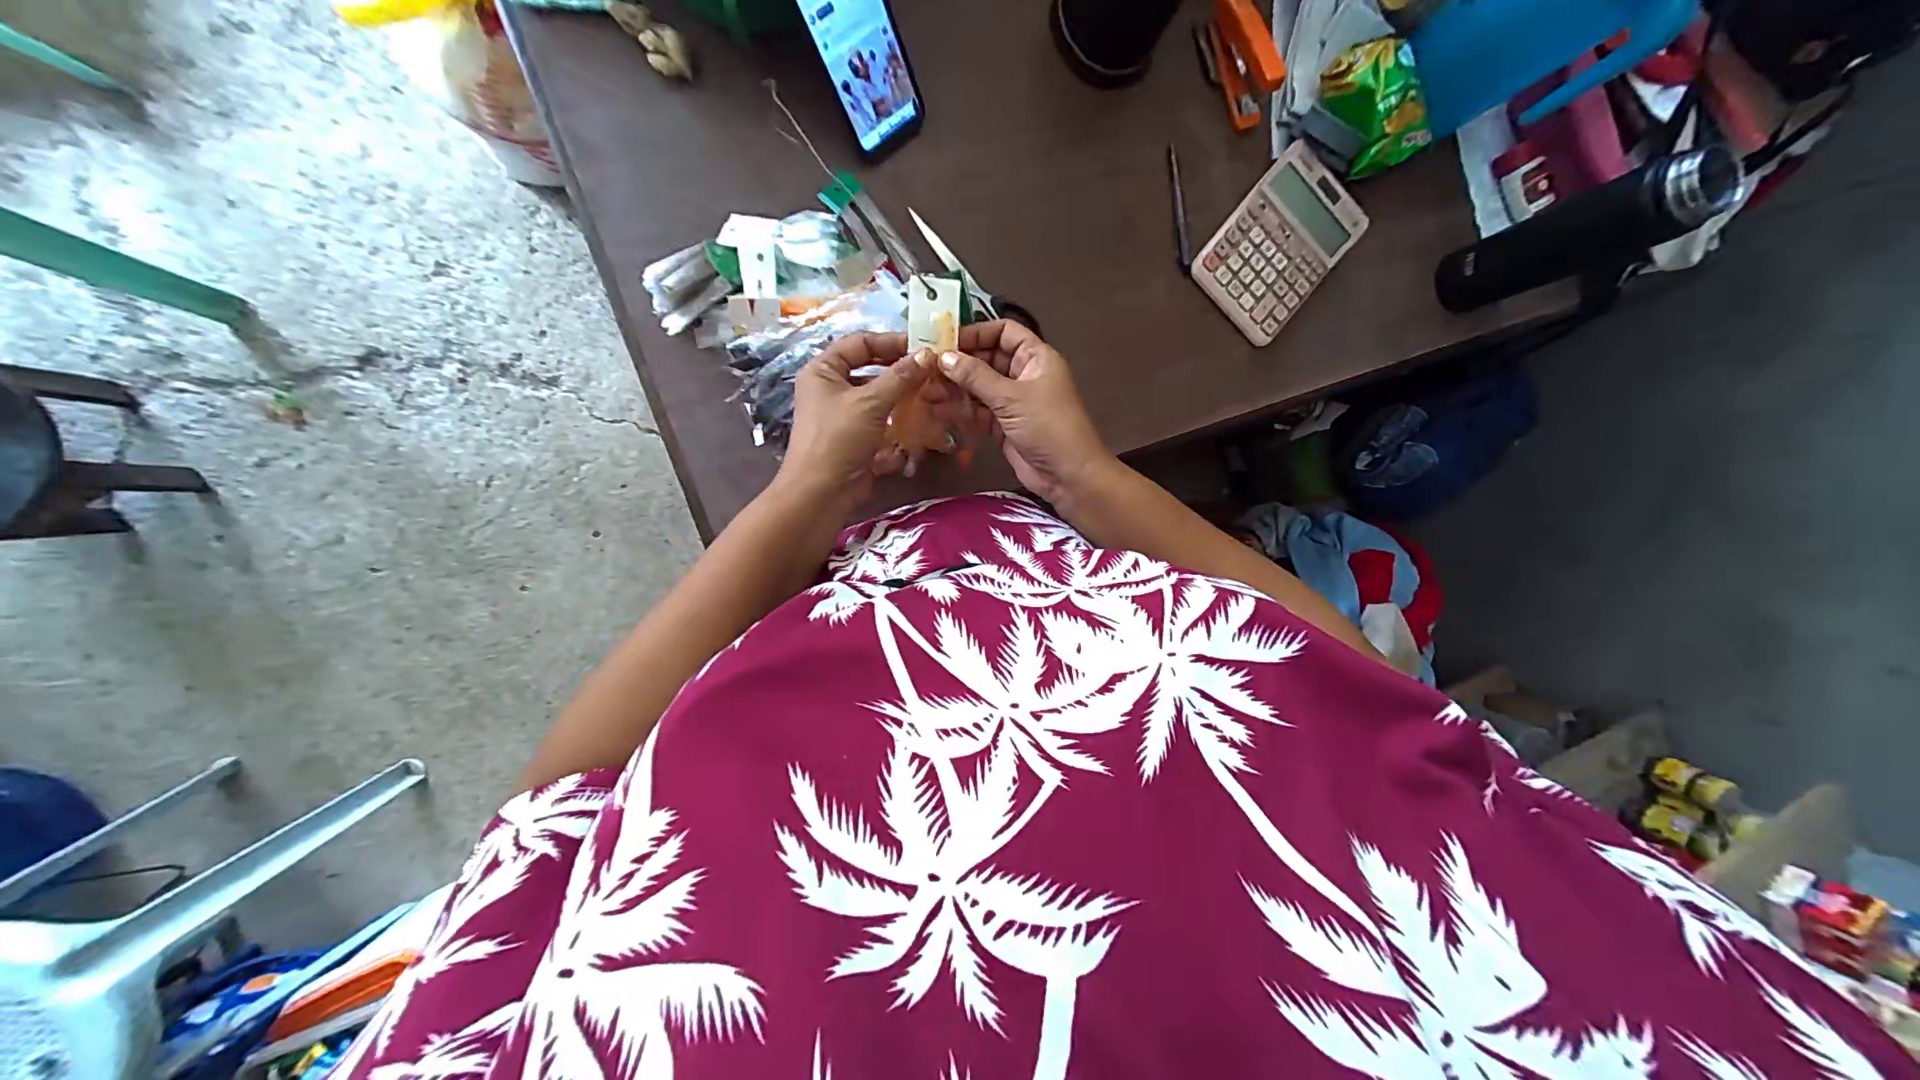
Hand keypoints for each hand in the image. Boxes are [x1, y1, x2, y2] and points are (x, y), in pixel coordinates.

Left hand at [776, 332, 934, 509]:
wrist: (821, 493)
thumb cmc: (838, 439)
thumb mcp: (870, 402)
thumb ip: (901, 377)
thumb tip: (928, 354)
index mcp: (824, 370)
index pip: (860, 343)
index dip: (890, 342)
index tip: (922, 346)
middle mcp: (832, 388)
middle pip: (872, 371)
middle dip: (902, 373)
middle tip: (933, 372)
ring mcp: (845, 415)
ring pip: (881, 398)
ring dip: (905, 399)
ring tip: (932, 396)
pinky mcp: (857, 439)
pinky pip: (882, 423)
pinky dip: (899, 424)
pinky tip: (920, 425)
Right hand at [934, 320, 1115, 504]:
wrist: (1067, 474)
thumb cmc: (1047, 426)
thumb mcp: (1010, 397)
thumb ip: (975, 376)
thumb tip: (944, 357)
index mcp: (1035, 357)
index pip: (1004, 332)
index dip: (977, 332)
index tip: (947, 340)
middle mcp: (1024, 374)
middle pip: (988, 359)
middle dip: (960, 363)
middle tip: (929, 367)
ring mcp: (1014, 401)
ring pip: (980, 387)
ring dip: (956, 388)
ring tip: (928, 391)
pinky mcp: (1004, 425)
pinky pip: (979, 411)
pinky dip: (962, 410)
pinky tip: (939, 410)